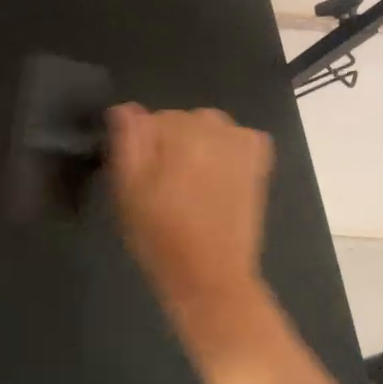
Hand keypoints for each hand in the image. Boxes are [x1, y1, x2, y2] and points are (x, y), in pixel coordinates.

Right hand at [107, 104, 273, 307]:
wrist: (208, 275)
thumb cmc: (158, 234)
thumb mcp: (126, 188)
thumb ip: (127, 140)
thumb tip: (125, 108)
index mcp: (178, 133)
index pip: (144, 118)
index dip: (135, 144)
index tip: (135, 172)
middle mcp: (213, 129)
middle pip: (176, 119)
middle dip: (165, 141)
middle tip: (158, 182)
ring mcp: (240, 144)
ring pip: (205, 126)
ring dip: (193, 143)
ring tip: (187, 179)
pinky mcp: (257, 162)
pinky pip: (237, 136)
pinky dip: (225, 146)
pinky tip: (215, 172)